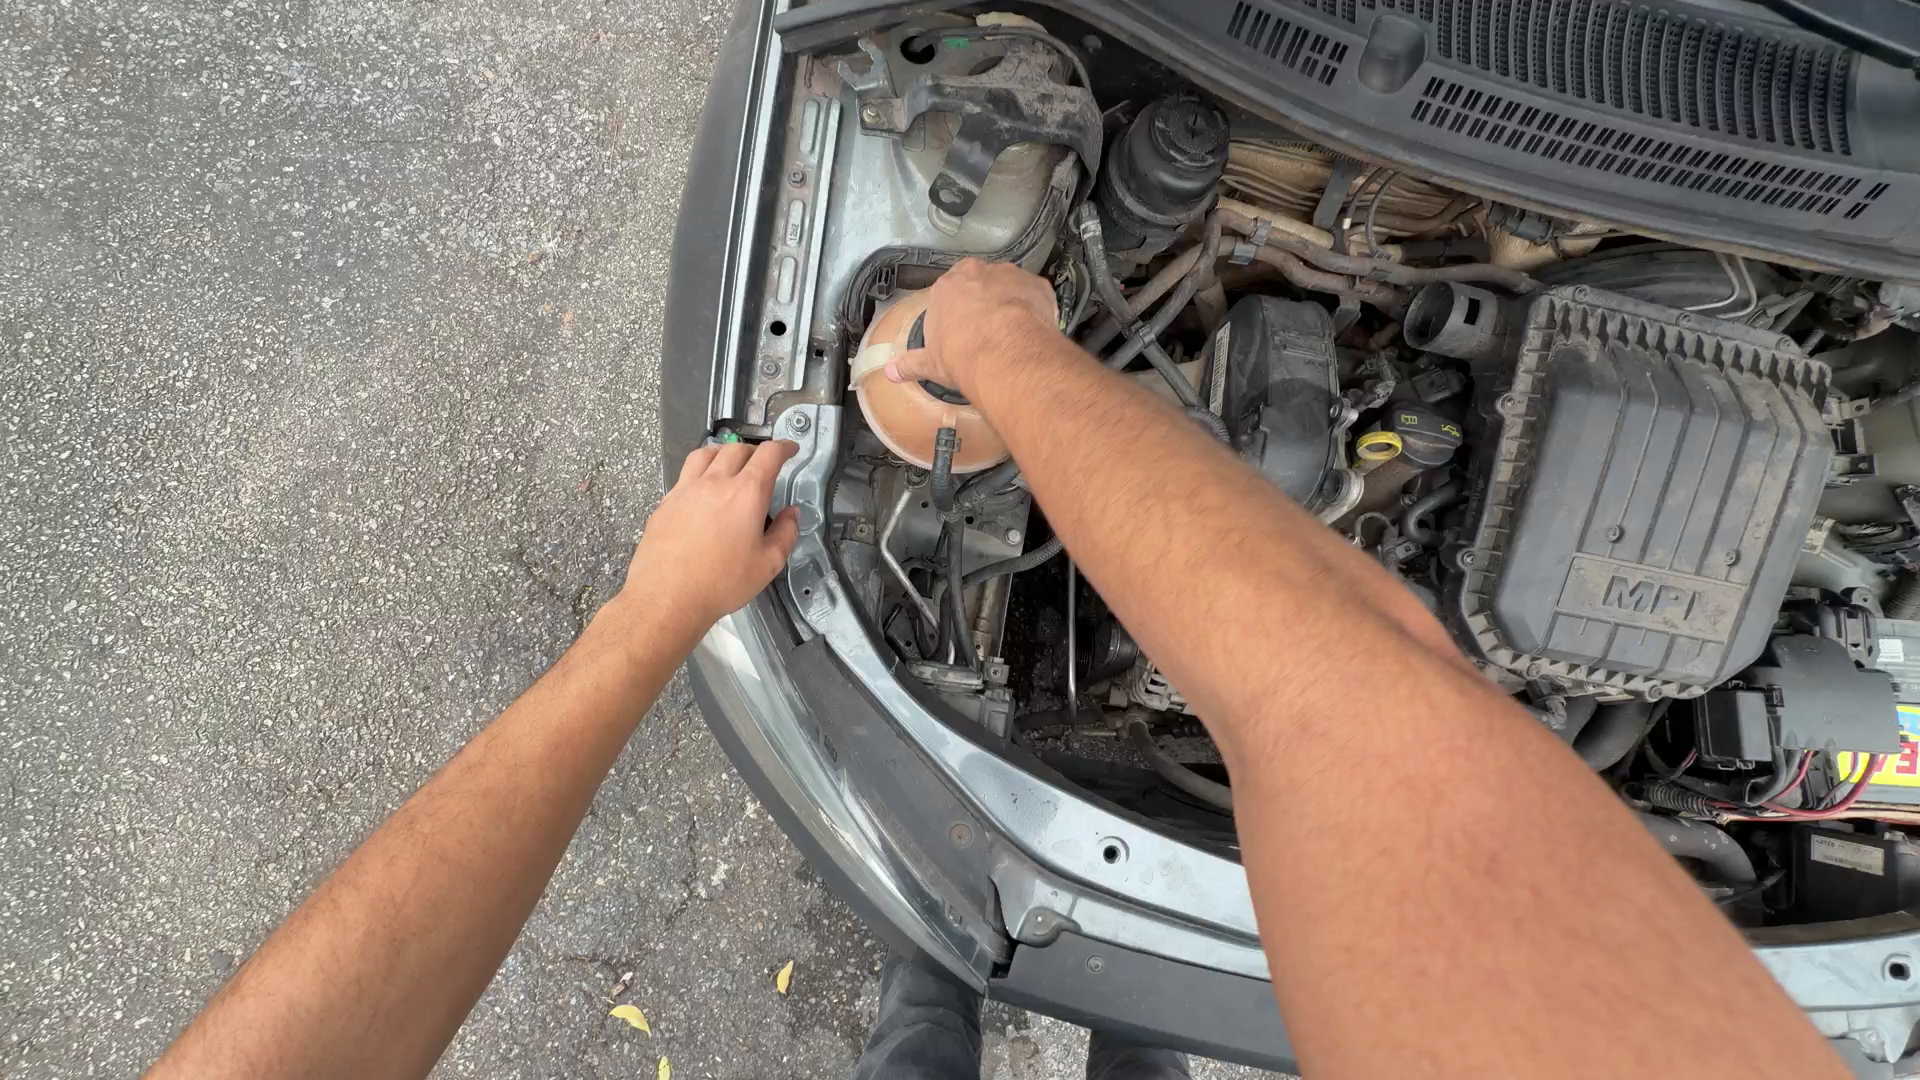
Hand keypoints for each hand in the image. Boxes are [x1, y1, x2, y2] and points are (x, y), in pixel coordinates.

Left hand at [623, 440, 799, 635]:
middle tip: (764, 461)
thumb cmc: (720, 583)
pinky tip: (703, 487)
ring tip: (731, 462)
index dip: (783, 447)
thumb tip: (791, 515)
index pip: (768, 456)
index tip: (789, 449)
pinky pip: (685, 474)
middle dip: (756, 450)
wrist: (667, 597)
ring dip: (724, 452)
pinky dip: (700, 470)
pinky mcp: (666, 503)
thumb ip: (785, 533)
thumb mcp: (768, 564)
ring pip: (706, 454)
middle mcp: (715, 483)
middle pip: (737, 450)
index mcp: (746, 494)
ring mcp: (686, 490)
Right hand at [886, 257, 1058, 394]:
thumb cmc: (962, 355)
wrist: (1004, 353)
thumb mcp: (931, 363)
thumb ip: (910, 364)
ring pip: (1009, 285)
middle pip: (979, 283)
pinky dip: (1035, 308)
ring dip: (1011, 302)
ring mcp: (1010, 275)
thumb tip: (890, 372)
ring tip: (1013, 332)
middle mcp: (978, 273)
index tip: (962, 330)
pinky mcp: (1037, 285)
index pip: (949, 293)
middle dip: (983, 302)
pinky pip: (1035, 294)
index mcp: (947, 287)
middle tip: (988, 330)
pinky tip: (1034, 329)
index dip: (956, 313)